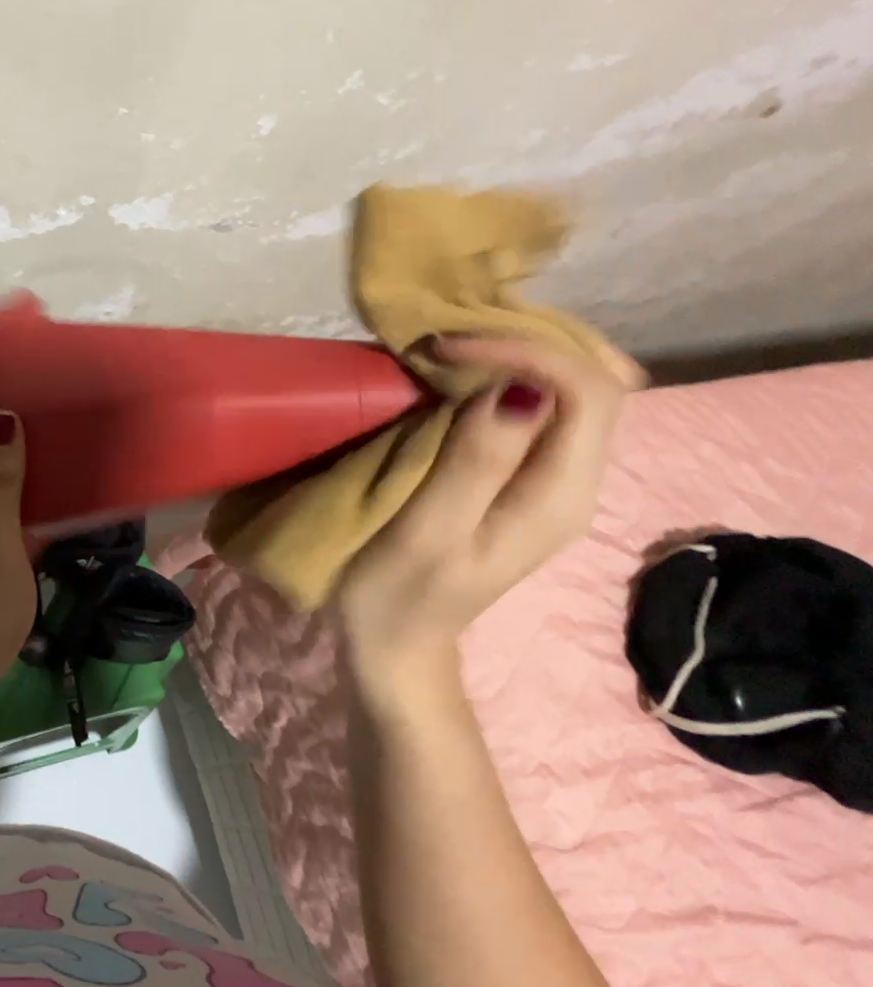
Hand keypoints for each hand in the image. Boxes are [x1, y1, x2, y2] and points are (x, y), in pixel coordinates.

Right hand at [335, 335, 642, 713]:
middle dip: (530, 345)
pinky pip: (536, 412)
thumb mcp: (427, 534)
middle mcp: (572, 483)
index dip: (527, 353)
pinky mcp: (518, 482)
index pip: (588, 392)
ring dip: (517, 359)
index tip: (447, 350)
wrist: (393, 645)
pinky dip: (504, 383)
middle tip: (451, 341)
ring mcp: (548, 483)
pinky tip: (458, 381)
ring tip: (451, 351)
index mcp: (559, 496)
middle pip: (593, 384)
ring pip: (567, 393)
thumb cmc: (397, 594)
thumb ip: (474, 464)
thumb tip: (517, 392)